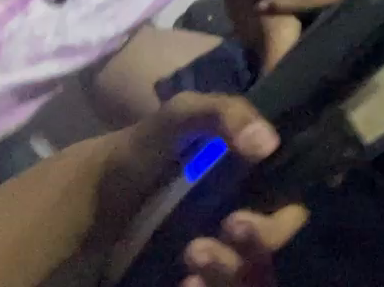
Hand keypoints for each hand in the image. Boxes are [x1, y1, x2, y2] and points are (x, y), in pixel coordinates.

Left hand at [99, 94, 309, 286]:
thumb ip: (225, 114)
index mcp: (255, 182)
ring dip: (228, 270)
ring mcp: (222, 255)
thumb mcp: (182, 116)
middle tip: (217, 236)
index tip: (240, 220)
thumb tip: (269, 143)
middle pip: (276, 250)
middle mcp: (246, 221)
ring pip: (252, 276)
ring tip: (190, 255)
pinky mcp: (197, 278)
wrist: (91, 193)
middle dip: (256, 247)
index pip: (292, 210)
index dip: (281, 223)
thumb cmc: (146, 149)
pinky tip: (183, 284)